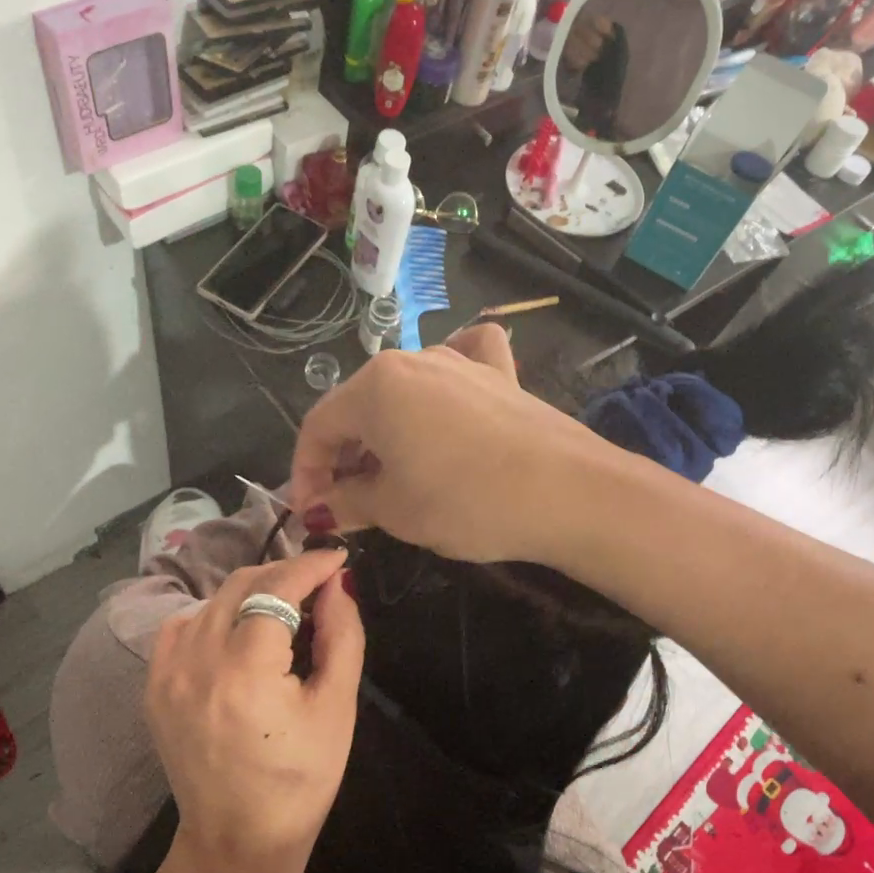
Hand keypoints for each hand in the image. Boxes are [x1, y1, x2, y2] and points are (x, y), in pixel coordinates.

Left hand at [145, 549, 363, 872]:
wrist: (237, 840)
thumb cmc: (300, 781)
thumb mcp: (337, 709)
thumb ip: (342, 637)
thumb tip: (339, 584)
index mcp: (246, 672)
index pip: (276, 589)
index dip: (310, 565)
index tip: (336, 557)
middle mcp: (196, 663)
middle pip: (240, 585)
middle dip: (282, 574)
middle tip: (316, 583)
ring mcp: (166, 674)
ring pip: (210, 601)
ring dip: (250, 593)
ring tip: (284, 609)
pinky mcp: (153, 686)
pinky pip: (183, 626)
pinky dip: (214, 616)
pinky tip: (238, 634)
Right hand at [288, 324, 612, 563]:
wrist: (568, 494)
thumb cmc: (465, 502)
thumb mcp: (394, 510)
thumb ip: (346, 503)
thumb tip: (318, 510)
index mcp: (374, 387)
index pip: (318, 427)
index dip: (305, 472)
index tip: (310, 512)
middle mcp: (411, 360)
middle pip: (358, 407)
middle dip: (344, 456)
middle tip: (346, 504)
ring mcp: (459, 361)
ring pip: (402, 393)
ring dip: (384, 434)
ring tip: (390, 477)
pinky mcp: (498, 373)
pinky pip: (458, 366)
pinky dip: (441, 386)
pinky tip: (446, 402)